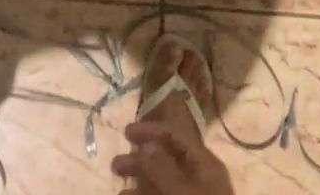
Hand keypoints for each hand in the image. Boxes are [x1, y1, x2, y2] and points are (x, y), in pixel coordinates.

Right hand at [110, 121, 235, 194]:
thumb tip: (146, 144)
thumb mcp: (180, 191)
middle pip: (166, 158)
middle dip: (139, 160)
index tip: (126, 134)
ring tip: (119, 189)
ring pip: (162, 182)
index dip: (150, 130)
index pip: (176, 135)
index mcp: (204, 164)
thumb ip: (162, 166)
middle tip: (115, 165)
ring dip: (138, 182)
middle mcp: (199, 178)